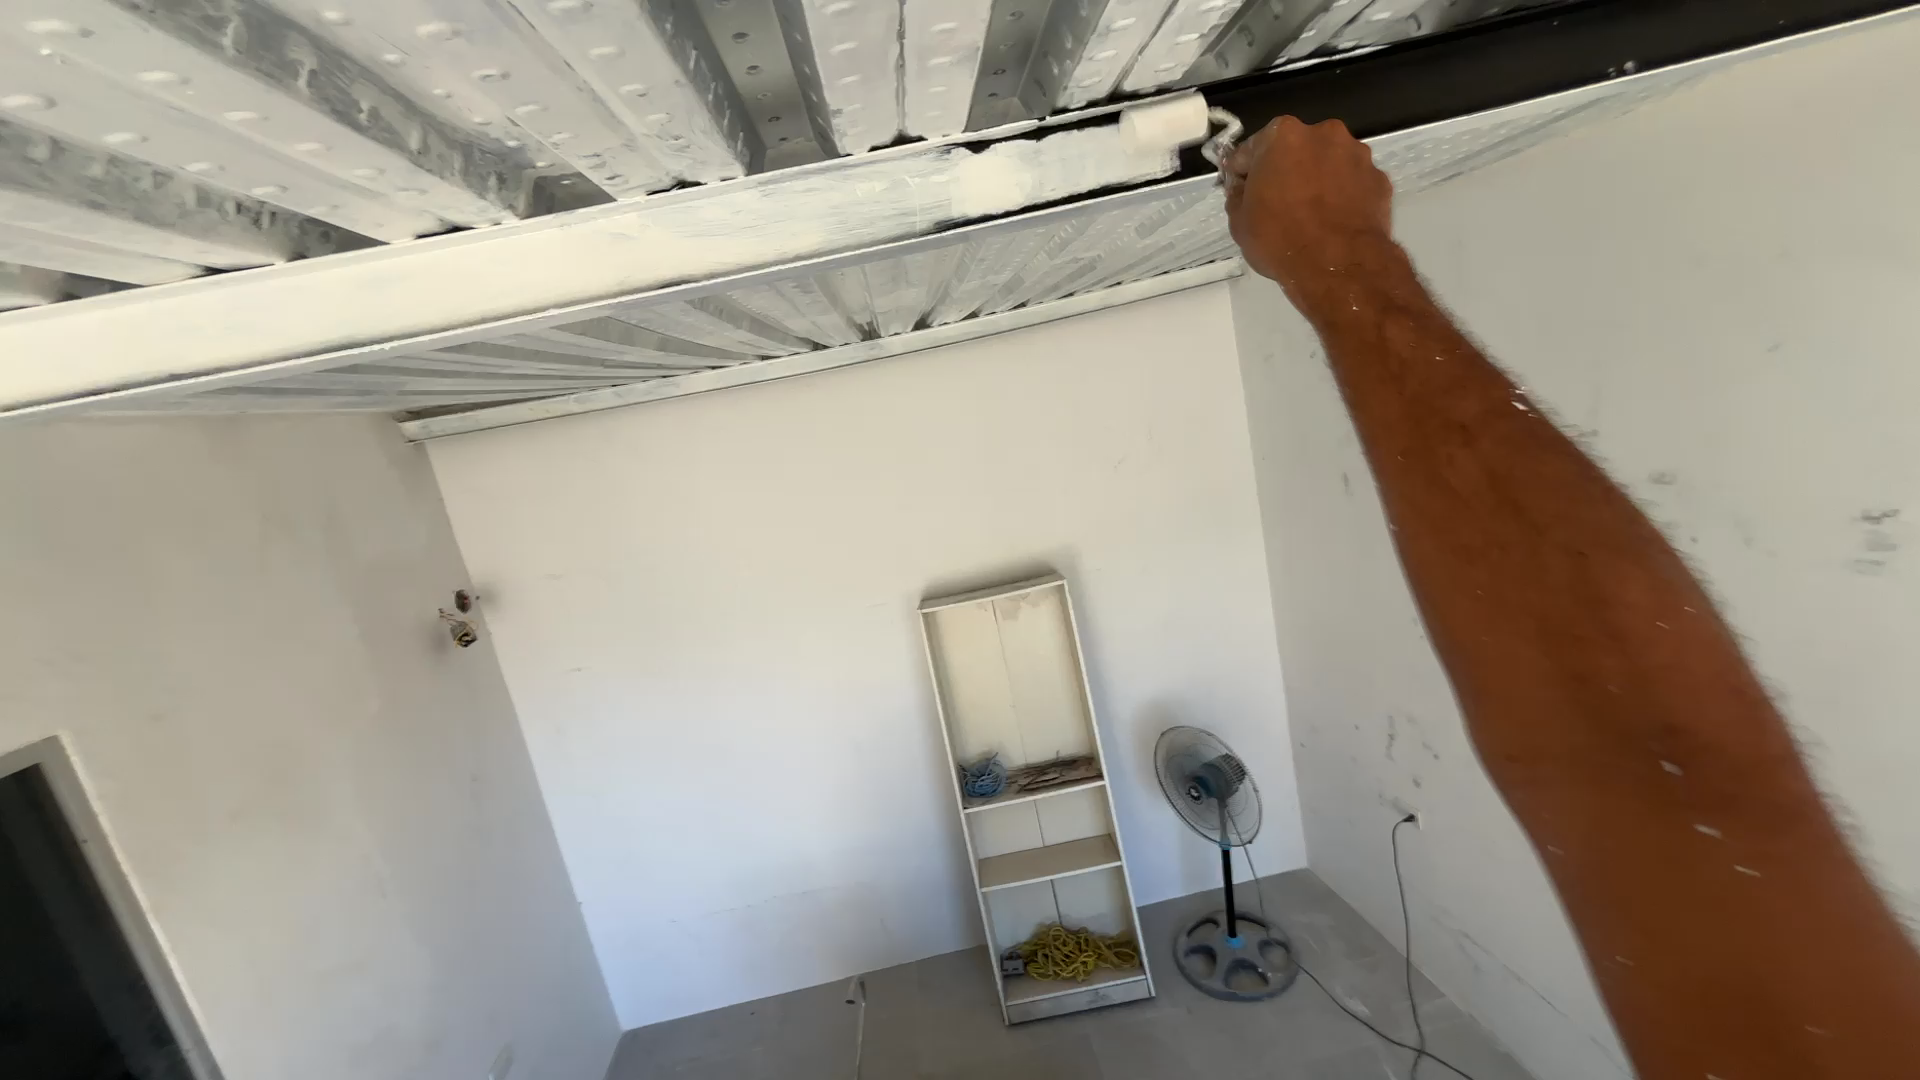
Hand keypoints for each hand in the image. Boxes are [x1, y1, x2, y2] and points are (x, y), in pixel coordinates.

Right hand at [1224, 116, 1401, 315]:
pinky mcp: (1378, 178)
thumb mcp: (1239, 221)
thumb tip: (1243, 189)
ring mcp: (1356, 154)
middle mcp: (1323, 133)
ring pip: (1327, 164)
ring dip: (1316, 182)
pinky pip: (1352, 184)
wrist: (1335, 262)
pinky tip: (1332, 224)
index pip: (1251, 150)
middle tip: (1276, 207)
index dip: (1242, 174)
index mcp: (1282, 136)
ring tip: (1308, 218)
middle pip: (1295, 151)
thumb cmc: (1278, 238)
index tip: (1241, 194)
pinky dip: (1341, 197)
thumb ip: (1238, 196)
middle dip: (1284, 172)